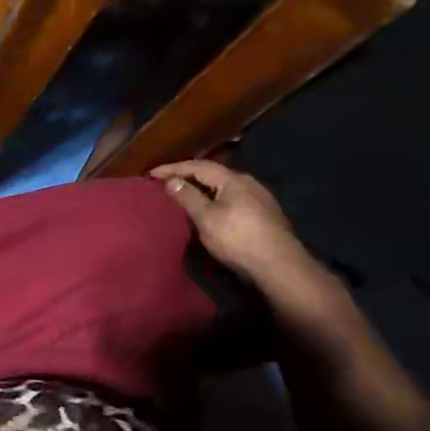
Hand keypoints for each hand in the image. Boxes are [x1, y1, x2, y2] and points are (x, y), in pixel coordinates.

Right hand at [151, 160, 317, 286]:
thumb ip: (187, 196)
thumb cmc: (237, 238)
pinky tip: (208, 206)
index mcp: (233, 180)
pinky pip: (231, 196)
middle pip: (212, 173)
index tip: (151, 174)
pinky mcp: (263, 212)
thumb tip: (171, 181)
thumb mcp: (205, 217)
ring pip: (223, 185)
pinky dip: (213, 196)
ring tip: (183, 192)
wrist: (278, 265)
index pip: (198, 166)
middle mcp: (248, 183)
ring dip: (201, 186)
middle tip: (165, 181)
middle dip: (187, 174)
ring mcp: (259, 197)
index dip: (173, 168)